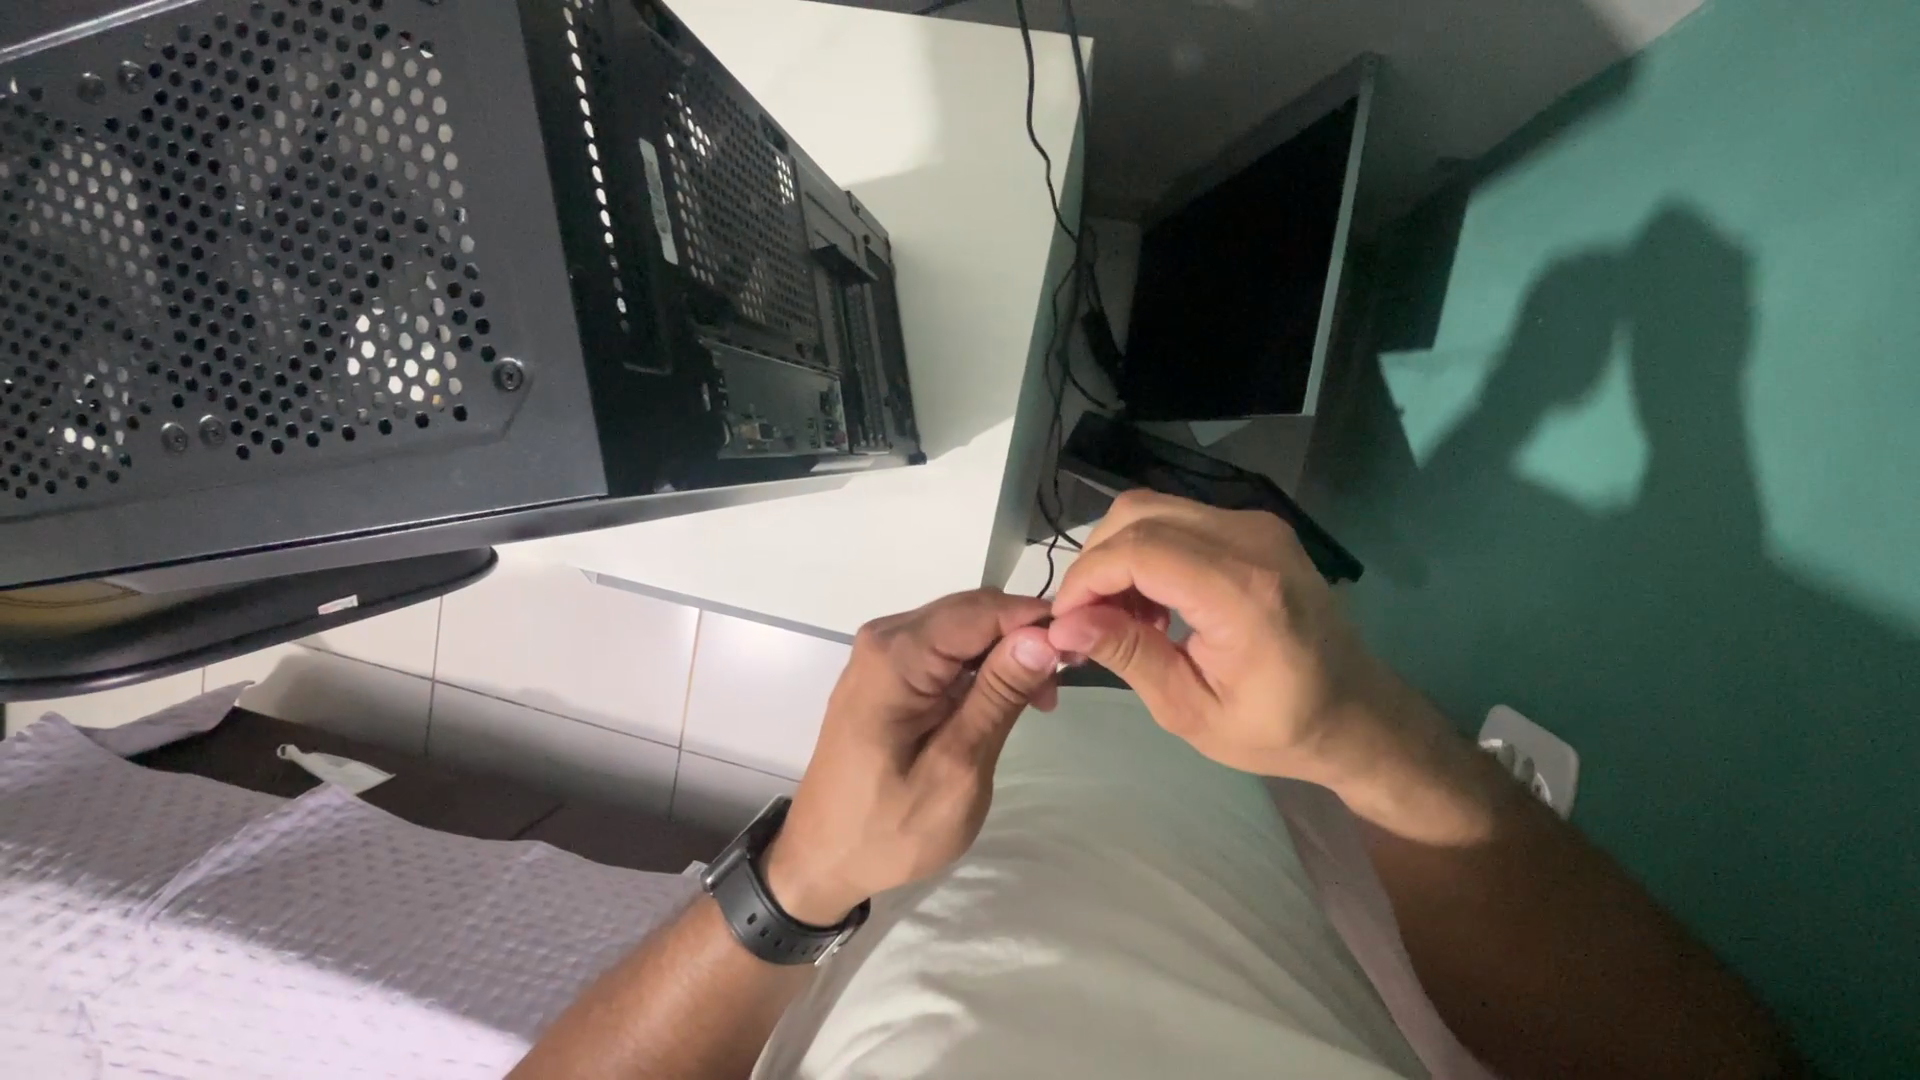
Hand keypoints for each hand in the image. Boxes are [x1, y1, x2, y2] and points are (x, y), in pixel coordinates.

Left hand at [765, 589, 1059, 925]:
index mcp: (897, 656)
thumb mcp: (957, 768)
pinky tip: (1000, 699)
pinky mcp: (886, 672)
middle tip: (1059, 688)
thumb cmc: (889, 828)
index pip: (982, 610)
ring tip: (1038, 701)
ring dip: (1004, 654)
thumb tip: (1043, 636)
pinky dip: (978, 667)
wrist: (822, 859)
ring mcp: (881, 652)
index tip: (1080, 653)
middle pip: (972, 611)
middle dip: (1022, 637)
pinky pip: (943, 649)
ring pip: (962, 627)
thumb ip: (998, 696)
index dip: (1036, 622)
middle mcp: (885, 638)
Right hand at [1047, 491, 1428, 792]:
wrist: (1358, 711)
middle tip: (1086, 619)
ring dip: (1117, 553)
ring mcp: (1257, 524)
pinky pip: (1176, 516)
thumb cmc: (1280, 727)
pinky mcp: (1255, 525)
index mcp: (1244, 593)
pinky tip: (1151, 599)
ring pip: (1151, 508)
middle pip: (1138, 516)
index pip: (1138, 550)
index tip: (1063, 622)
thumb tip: (1062, 624)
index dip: (1086, 579)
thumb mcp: (1192, 711)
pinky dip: (1144, 548)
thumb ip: (1129, 656)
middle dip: (1094, 563)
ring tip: (1119, 613)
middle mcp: (1252, 540)